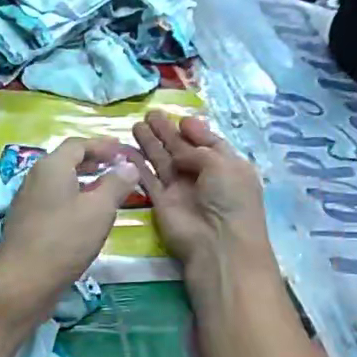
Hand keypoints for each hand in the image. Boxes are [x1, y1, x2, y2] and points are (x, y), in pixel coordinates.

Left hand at [0, 138, 140, 337]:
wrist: (22, 283)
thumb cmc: (64, 240)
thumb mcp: (99, 209)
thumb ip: (116, 184)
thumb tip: (128, 165)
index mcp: (50, 167)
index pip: (78, 144)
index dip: (104, 146)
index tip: (126, 153)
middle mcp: (34, 179)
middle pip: (66, 162)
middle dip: (94, 163)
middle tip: (119, 170)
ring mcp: (27, 203)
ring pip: (59, 184)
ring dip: (84, 183)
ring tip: (109, 193)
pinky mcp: (26, 225)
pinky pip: (53, 203)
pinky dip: (73, 202)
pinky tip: (87, 218)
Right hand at [131, 109, 267, 268]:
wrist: (216, 242)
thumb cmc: (229, 199)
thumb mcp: (222, 165)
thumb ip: (197, 151)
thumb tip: (178, 151)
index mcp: (227, 166)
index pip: (209, 143)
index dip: (195, 131)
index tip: (181, 119)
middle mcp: (203, 176)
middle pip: (181, 149)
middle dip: (167, 132)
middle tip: (150, 114)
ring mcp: (180, 189)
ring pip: (162, 161)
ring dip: (150, 143)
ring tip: (137, 124)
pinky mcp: (160, 202)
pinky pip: (148, 179)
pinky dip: (138, 165)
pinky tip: (127, 151)